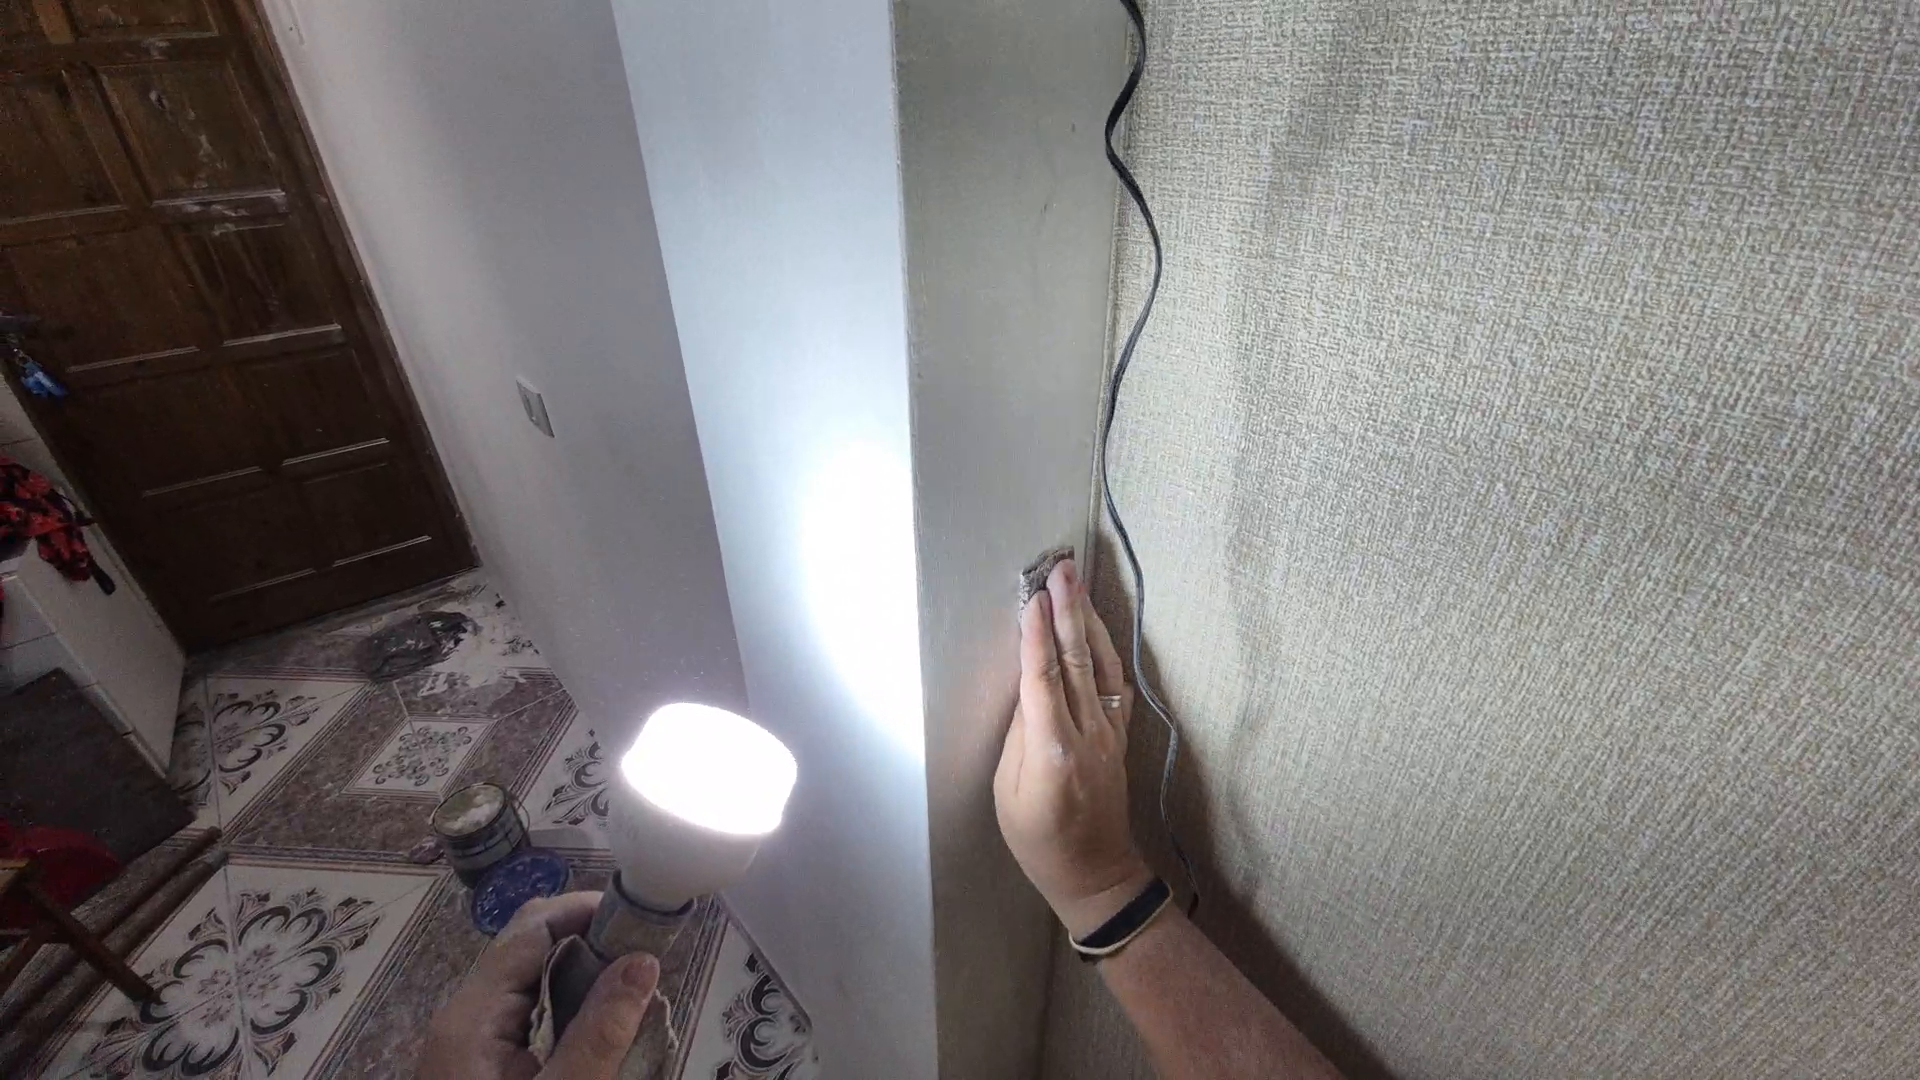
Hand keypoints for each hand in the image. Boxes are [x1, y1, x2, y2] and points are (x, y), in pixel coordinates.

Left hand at [418, 891, 660, 1079]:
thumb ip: (601, 1032)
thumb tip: (644, 959)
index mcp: (471, 1018)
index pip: (533, 926)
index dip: (589, 909)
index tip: (644, 920)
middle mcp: (463, 1017)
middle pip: (531, 941)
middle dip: (592, 933)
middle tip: (647, 950)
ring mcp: (468, 1041)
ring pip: (532, 971)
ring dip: (585, 963)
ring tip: (635, 978)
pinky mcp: (480, 1064)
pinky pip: (529, 1004)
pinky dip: (570, 994)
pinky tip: (604, 1016)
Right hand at [994, 558, 1154, 937]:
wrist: (1096, 872)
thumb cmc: (1039, 840)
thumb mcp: (1009, 794)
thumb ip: (1019, 737)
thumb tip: (1027, 690)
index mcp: (1053, 750)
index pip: (1042, 679)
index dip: (1036, 636)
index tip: (1032, 598)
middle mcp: (1087, 732)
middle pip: (1076, 661)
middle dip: (1068, 611)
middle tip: (1061, 570)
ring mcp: (1110, 732)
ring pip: (1100, 665)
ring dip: (1088, 620)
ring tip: (1077, 583)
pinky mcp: (1119, 734)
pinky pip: (1115, 683)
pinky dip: (1106, 649)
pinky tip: (1097, 627)